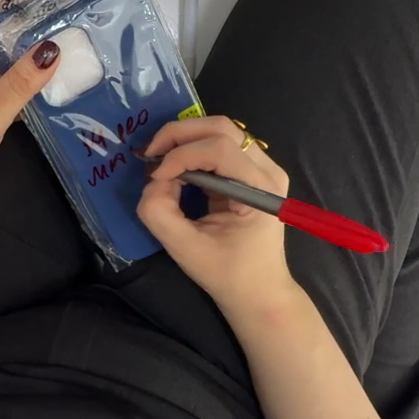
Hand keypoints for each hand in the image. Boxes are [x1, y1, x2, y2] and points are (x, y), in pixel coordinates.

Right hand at [137, 116, 299, 315]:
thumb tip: (151, 183)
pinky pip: (219, 146)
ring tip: (161, 163)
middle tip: (150, 154)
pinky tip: (176, 169)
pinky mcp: (250, 173)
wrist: (258, 292)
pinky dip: (192, 150)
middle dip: (179, 134)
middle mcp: (267, 170)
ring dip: (184, 140)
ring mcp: (263, 168)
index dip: (180, 155)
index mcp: (259, 189)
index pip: (219, 148)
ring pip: (220, 131)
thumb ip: (160, 213)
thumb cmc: (227, 274)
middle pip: (221, 127)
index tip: (154, 177)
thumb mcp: (185, 249)